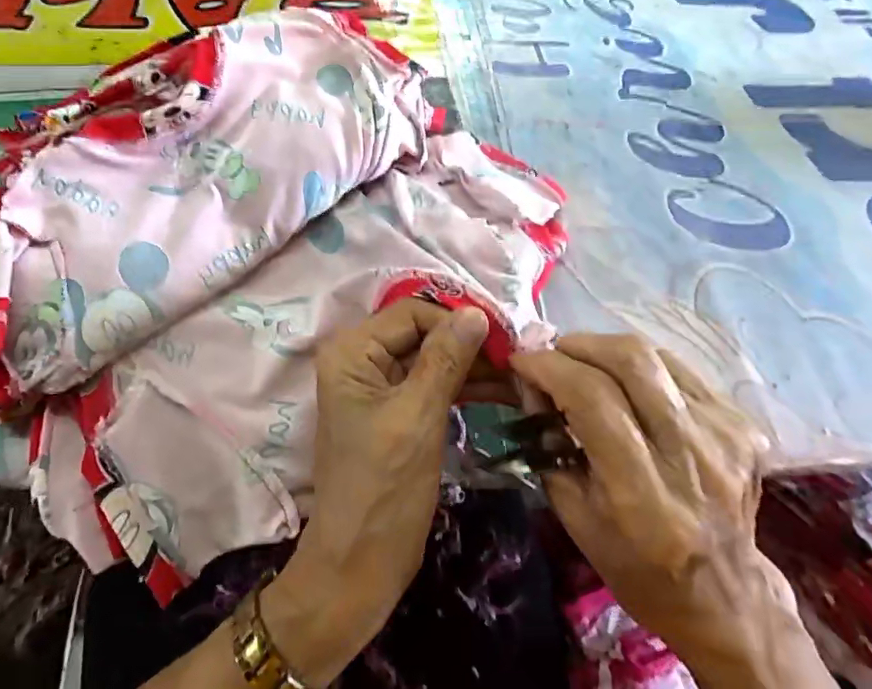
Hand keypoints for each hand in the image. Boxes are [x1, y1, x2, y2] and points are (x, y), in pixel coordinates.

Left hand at [262, 300, 488, 684]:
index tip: (508, 337)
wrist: (360, 559)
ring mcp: (373, 385)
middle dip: (467, 343)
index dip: (456, 320)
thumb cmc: (385, 486)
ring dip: (470, 365)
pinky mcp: (390, 409)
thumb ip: (446, 360)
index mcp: (351, 350)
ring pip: (427, 358)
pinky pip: (427, 384)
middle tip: (520, 359)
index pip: (410, 312)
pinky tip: (501, 392)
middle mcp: (357, 358)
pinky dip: (460, 386)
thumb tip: (476, 314)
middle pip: (419, 332)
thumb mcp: (418, 417)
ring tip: (519, 378)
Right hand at [512, 333, 832, 688]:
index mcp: (643, 494)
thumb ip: (546, 441)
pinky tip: (624, 384)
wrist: (724, 597)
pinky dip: (638, 365)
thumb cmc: (633, 562)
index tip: (519, 361)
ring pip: (653, 355)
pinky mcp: (743, 426)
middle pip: (629, 361)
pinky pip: (677, 368)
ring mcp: (725, 438)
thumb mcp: (571, 511)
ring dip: (603, 348)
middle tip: (550, 355)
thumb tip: (529, 381)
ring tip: (582, 364)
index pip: (592, 397)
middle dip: (575, 346)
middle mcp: (691, 458)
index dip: (548, 366)